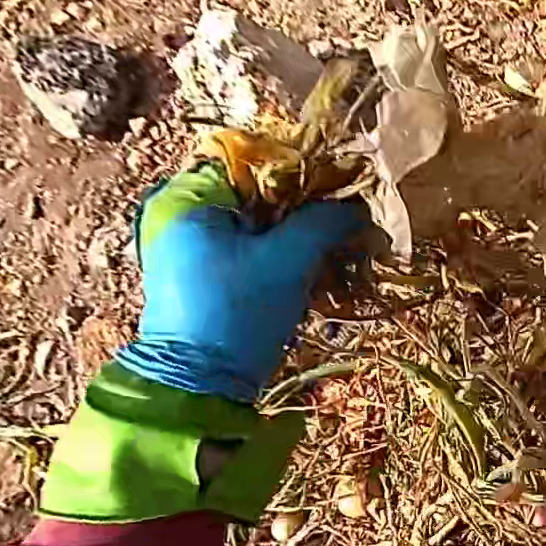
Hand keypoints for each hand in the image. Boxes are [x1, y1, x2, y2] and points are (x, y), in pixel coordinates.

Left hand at [115, 164, 367, 401]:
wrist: (202, 379)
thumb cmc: (238, 310)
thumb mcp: (287, 261)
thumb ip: (324, 224)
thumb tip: (360, 206)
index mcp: (190, 199)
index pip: (257, 167)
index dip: (306, 178)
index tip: (345, 198)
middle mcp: (186, 215)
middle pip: (264, 199)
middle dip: (311, 215)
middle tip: (349, 231)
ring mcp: (196, 247)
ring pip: (266, 228)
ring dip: (307, 241)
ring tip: (341, 258)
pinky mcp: (211, 275)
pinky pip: (259, 254)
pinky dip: (291, 261)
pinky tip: (318, 278)